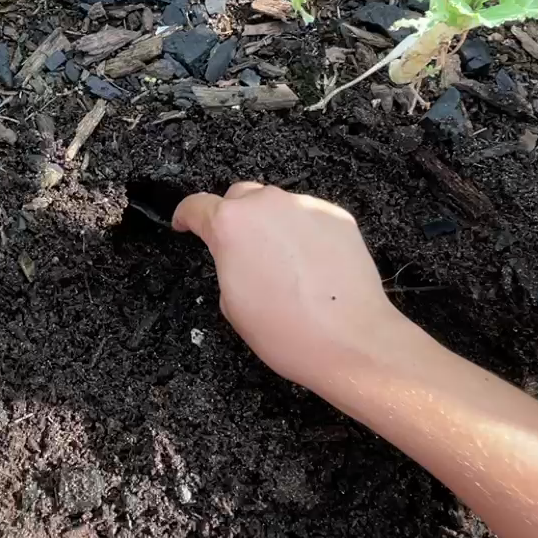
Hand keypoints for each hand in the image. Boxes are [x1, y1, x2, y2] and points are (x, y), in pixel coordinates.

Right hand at [172, 183, 421, 392]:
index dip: (186, 215)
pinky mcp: (336, 216)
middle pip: (239, 197)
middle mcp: (266, 206)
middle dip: (233, 218)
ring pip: (276, 205)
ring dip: (271, 225)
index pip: (197, 205)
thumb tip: (236, 256)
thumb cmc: (289, 330)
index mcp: (230, 225)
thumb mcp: (231, 303)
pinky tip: (310, 266)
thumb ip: (226, 263)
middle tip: (240, 251)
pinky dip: (303, 233)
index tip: (186, 221)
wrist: (351, 340)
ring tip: (282, 265)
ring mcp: (304, 207)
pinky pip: (309, 216)